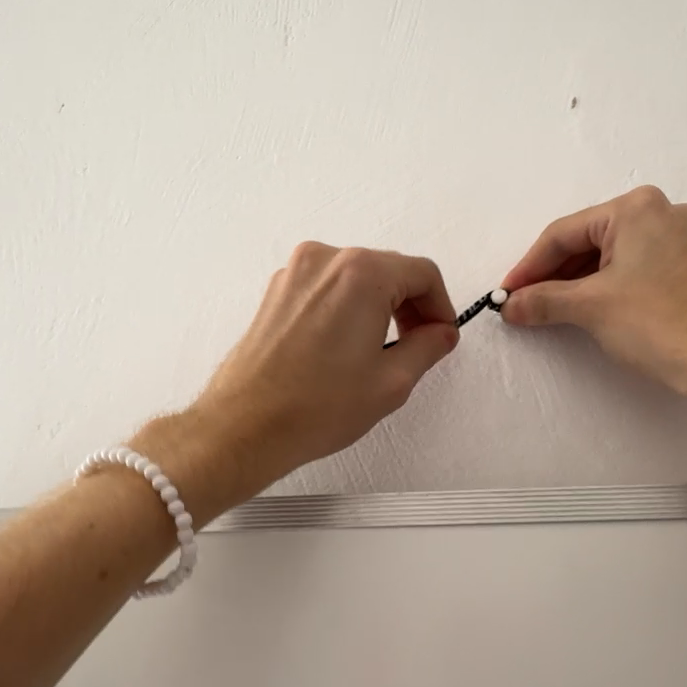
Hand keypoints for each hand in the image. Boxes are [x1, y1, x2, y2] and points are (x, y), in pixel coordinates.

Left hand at [151, 243, 458, 503]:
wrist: (246, 425)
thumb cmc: (309, 407)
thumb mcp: (392, 381)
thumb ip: (427, 348)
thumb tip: (439, 334)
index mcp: (361, 275)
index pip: (422, 273)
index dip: (441, 305)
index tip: (440, 332)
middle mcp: (326, 262)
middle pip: (389, 269)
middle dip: (411, 304)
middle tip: (420, 342)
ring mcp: (296, 274)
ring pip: (357, 276)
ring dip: (379, 304)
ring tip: (382, 349)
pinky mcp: (278, 292)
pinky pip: (327, 287)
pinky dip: (346, 307)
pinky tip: (348, 346)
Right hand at [500, 186, 686, 412]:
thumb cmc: (661, 323)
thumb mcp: (591, 308)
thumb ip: (543, 301)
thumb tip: (511, 305)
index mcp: (636, 208)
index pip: (564, 234)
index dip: (528, 267)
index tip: (506, 295)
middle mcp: (663, 212)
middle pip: (590, 241)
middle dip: (555, 275)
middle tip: (526, 304)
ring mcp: (685, 238)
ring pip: (615, 255)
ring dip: (581, 283)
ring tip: (553, 312)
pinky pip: (639, 267)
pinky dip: (611, 287)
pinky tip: (593, 310)